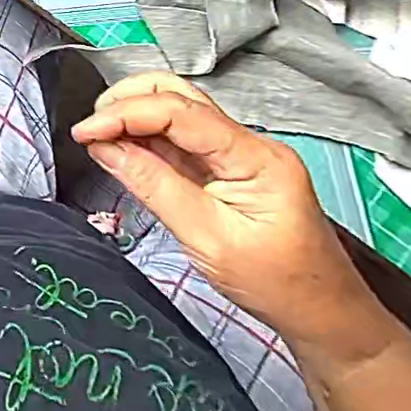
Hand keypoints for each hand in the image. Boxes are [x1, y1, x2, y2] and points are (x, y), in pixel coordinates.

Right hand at [70, 72, 379, 349]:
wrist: (324, 316)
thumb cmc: (278, 285)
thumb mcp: (208, 240)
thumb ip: (154, 187)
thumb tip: (105, 148)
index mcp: (254, 156)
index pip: (179, 111)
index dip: (125, 114)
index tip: (86, 132)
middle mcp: (247, 141)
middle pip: (178, 94)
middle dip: (127, 101)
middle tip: (90, 128)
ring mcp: (236, 151)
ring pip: (176, 108)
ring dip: (133, 114)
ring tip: (99, 136)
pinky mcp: (224, 165)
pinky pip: (178, 137)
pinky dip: (144, 136)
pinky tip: (122, 148)